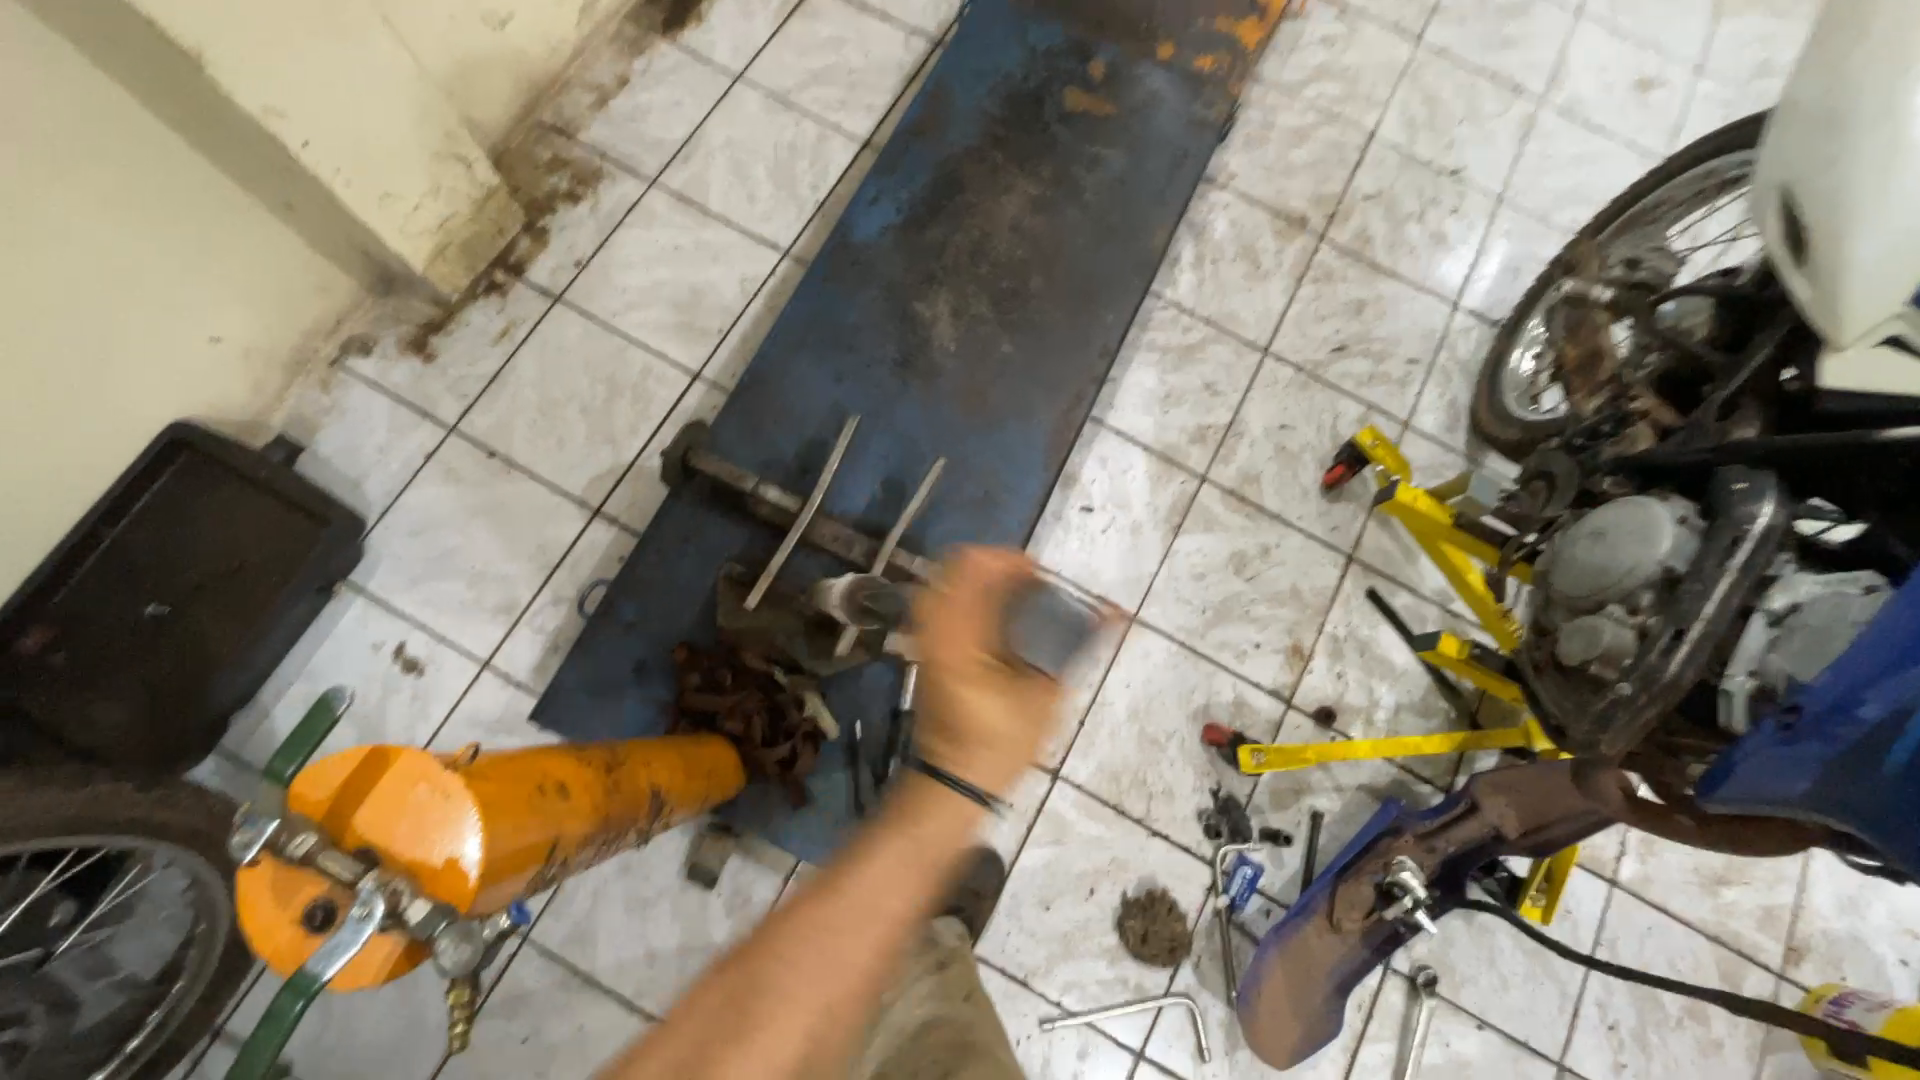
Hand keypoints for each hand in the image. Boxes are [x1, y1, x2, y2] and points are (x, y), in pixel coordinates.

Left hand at [911, 548, 1066, 799]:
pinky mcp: (928, 653)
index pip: (976, 567)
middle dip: (998, 568)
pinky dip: (970, 602)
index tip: (1044, 576)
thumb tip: (1115, 612)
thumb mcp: (1043, 695)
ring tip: (1019, 598)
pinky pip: (942, 608)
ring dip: (984, 583)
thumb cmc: (1000, 742)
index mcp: (960, 633)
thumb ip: (1075, 645)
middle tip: (1032, 584)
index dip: (1012, 561)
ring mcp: (926, 640)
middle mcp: (935, 628)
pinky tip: (1000, 621)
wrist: (955, 782)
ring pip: (947, 586)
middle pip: (957, 568)